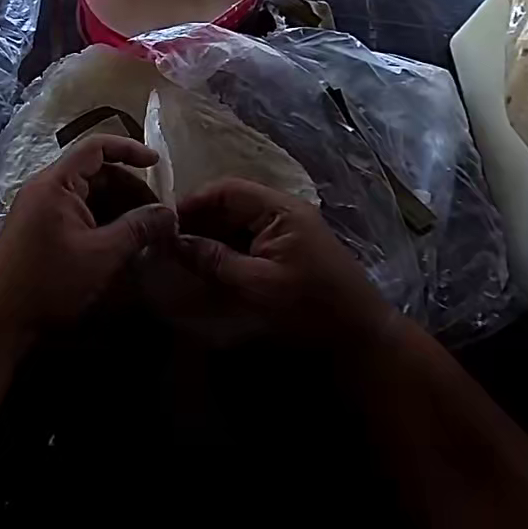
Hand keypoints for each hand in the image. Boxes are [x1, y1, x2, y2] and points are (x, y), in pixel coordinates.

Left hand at [0, 135, 177, 335]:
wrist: (0, 316)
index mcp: (56, 182)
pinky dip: (102, 220)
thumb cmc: (49, 280)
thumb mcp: (101, 254)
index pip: (96, 147)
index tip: (158, 163)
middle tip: (159, 213)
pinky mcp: (41, 228)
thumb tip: (170, 214)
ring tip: (147, 230)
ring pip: (89, 195)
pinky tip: (124, 241)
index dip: (129, 150)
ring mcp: (42, 208)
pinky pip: (78, 212)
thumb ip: (138, 229)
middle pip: (95, 172)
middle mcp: (46, 188)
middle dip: (130, 188)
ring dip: (119, 207)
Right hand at [174, 178, 398, 355]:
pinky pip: (245, 238)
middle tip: (168, 242)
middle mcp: (282, 212)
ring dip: (209, 235)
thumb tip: (172, 241)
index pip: (225, 190)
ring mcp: (285, 230)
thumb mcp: (257, 284)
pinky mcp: (285, 249)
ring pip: (234, 221)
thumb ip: (214, 260)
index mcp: (279, 210)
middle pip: (228, 203)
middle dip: (197, 220)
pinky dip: (224, 248)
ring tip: (181, 254)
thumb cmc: (311, 307)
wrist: (363, 339)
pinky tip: (207, 264)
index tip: (164, 223)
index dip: (192, 202)